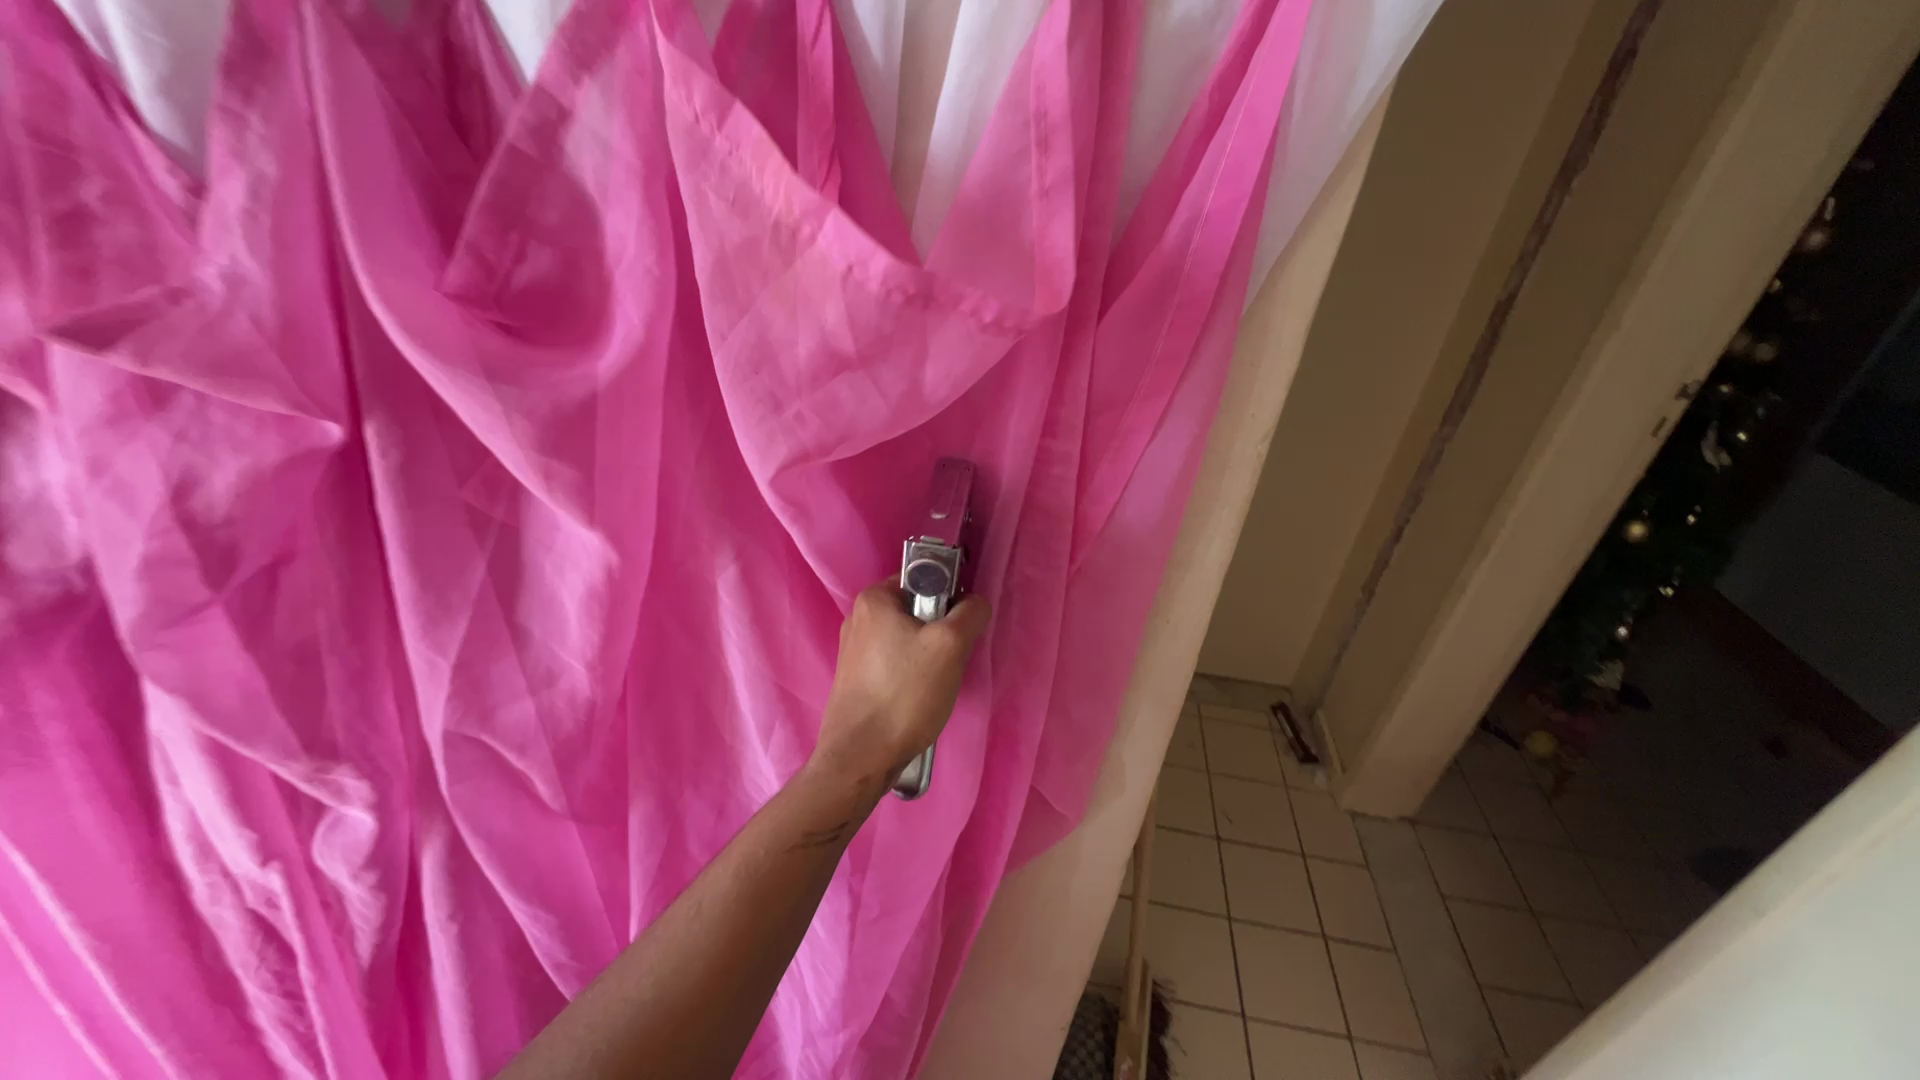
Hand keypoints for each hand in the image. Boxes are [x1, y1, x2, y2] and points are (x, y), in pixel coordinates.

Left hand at [813, 581, 990, 792]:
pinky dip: (911, 675)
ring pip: (908, 639)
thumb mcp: (950, 645)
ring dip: (928, 656)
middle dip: (940, 632)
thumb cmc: (905, 694)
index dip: (949, 598)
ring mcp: (854, 651)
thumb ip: (970, 613)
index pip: (924, 579)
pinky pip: (895, 663)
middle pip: (917, 610)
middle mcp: (858, 618)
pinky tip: (918, 698)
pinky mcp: (856, 679)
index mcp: (874, 599)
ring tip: (935, 684)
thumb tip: (975, 603)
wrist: (861, 757)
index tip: (959, 628)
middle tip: (951, 660)